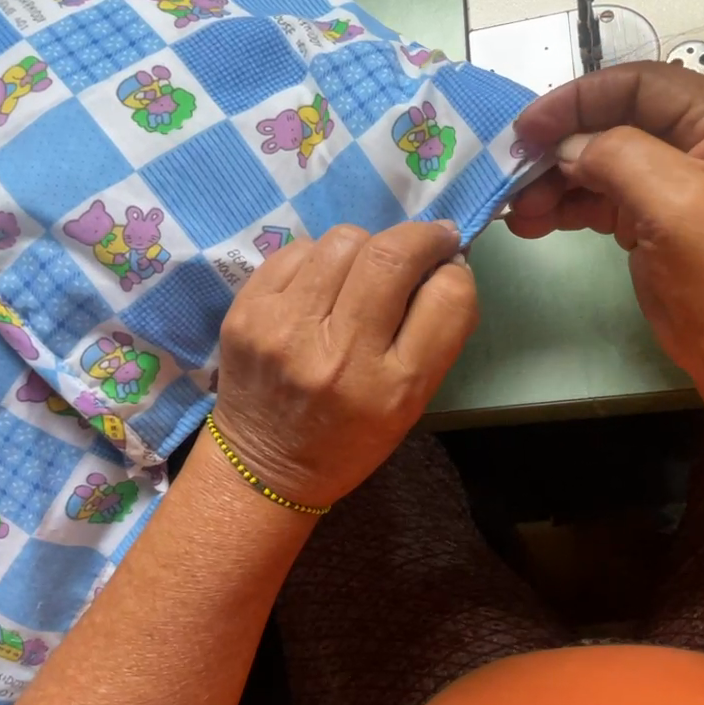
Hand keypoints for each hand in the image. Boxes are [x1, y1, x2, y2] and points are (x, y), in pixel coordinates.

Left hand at [212, 222, 476, 507]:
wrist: (264, 466)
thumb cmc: (350, 439)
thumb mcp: (411, 405)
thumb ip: (434, 337)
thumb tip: (445, 263)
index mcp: (393, 389)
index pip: (448, 298)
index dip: (456, 273)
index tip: (450, 269)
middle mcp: (340, 355)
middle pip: (393, 255)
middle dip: (422, 237)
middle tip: (428, 241)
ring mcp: (286, 329)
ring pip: (345, 240)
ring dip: (369, 245)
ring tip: (366, 272)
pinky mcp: (247, 311)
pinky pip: (299, 250)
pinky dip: (322, 257)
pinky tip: (323, 284)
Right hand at [508, 63, 703, 398]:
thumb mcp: (675, 204)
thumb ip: (619, 157)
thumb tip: (567, 147)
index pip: (641, 85)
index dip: (580, 98)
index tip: (529, 126)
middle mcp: (696, 143)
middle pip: (613, 123)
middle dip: (561, 146)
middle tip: (514, 174)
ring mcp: (669, 183)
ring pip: (599, 163)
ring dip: (554, 182)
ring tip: (517, 210)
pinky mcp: (647, 220)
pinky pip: (597, 200)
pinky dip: (564, 208)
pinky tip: (532, 223)